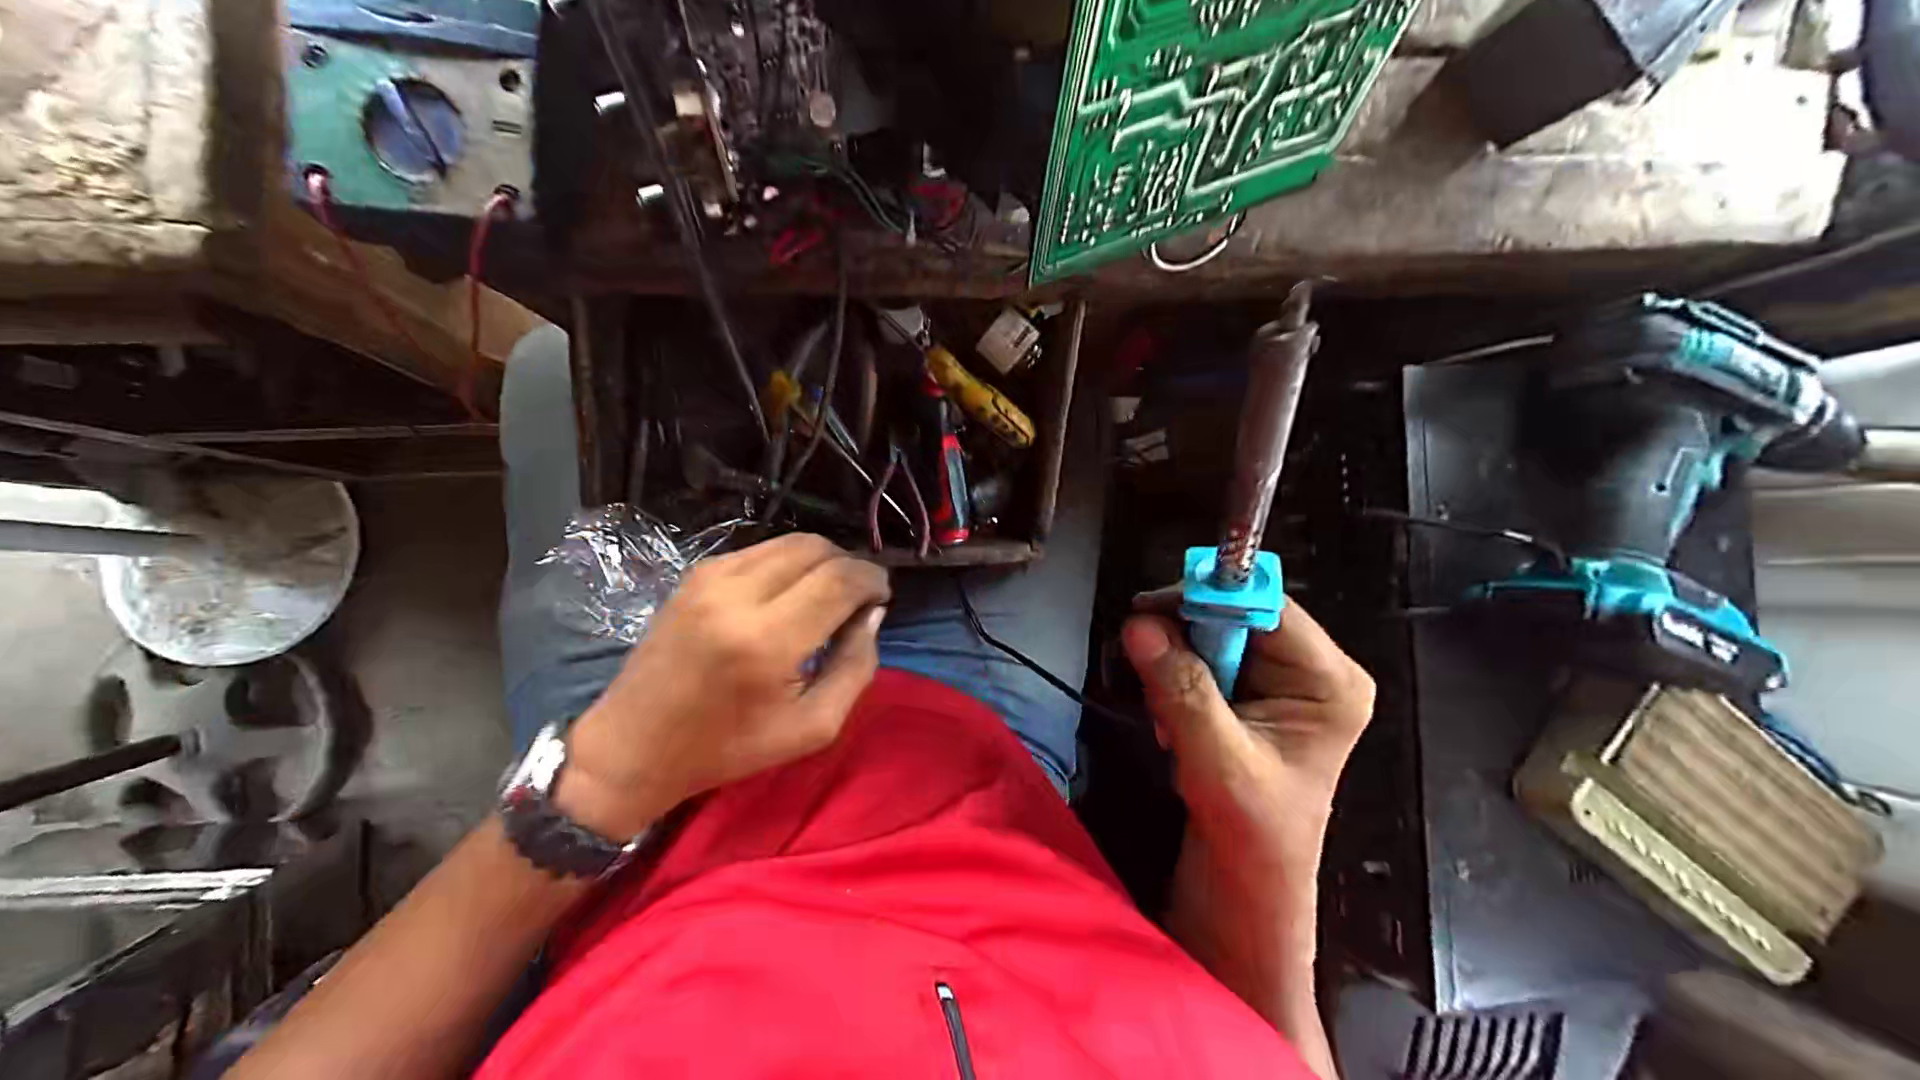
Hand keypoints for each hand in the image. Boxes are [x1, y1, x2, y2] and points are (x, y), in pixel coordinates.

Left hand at [559, 534, 890, 836]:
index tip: (882, 597)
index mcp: (767, 640)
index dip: (873, 579)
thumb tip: (871, 615)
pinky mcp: (696, 574)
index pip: (841, 579)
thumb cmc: (727, 748)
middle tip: (859, 597)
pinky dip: (788, 563)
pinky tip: (789, 594)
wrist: (633, 745)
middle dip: (851, 566)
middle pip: (818, 549)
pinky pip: (761, 550)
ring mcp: (710, 578)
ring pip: (791, 542)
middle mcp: (737, 594)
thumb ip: (855, 667)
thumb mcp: (811, 727)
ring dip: (822, 560)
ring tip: (829, 594)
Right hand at [1121, 603, 1370, 1070]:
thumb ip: (1181, 689)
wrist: (1247, 883)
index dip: (1209, 599)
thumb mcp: (1218, 761)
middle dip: (1185, 643)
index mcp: (1329, 681)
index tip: (1150, 611)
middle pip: (1234, 616)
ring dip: (1174, 667)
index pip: (1267, 607)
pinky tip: (1173, 723)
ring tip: (1168, 720)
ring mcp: (1278, 680)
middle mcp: (1309, 669)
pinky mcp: (1248, 692)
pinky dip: (1174, 680)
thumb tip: (1139, 624)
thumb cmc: (1252, 834)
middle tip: (1153, 677)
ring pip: (1208, 635)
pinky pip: (1199, 658)